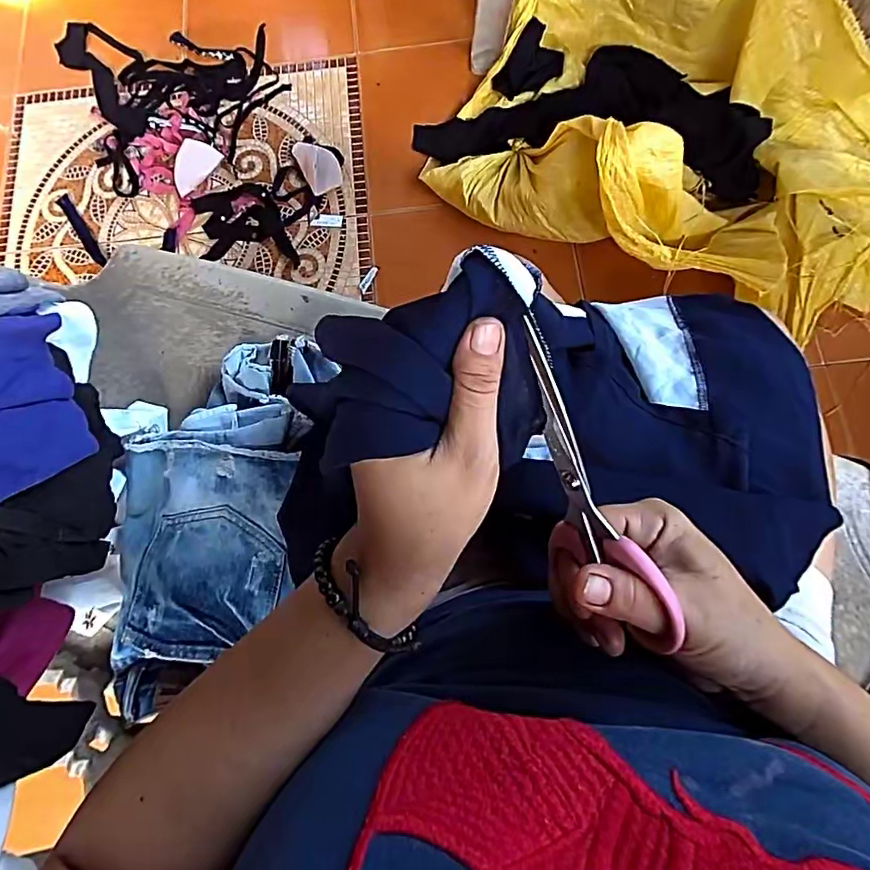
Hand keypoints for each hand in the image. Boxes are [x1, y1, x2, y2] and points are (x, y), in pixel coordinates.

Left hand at [346, 318, 505, 607]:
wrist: (404, 558)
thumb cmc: (439, 514)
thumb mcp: (471, 452)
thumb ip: (477, 390)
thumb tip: (485, 325)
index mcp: (385, 396)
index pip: (419, 334)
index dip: (458, 319)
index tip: (495, 311)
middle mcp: (369, 393)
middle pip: (415, 343)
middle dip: (455, 337)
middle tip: (500, 338)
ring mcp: (372, 405)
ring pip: (416, 362)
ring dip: (450, 359)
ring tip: (488, 359)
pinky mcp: (382, 417)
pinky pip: (414, 383)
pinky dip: (440, 380)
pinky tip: (466, 385)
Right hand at [551, 499, 800, 699]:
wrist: (753, 669)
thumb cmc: (734, 630)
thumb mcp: (682, 612)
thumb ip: (629, 595)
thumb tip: (580, 581)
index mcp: (653, 521)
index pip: (588, 520)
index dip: (577, 556)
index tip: (582, 600)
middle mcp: (636, 535)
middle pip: (575, 547)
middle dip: (578, 592)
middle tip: (601, 630)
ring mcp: (628, 564)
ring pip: (575, 576)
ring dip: (585, 614)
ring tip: (614, 642)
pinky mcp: (624, 592)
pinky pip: (584, 599)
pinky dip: (590, 623)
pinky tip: (614, 642)